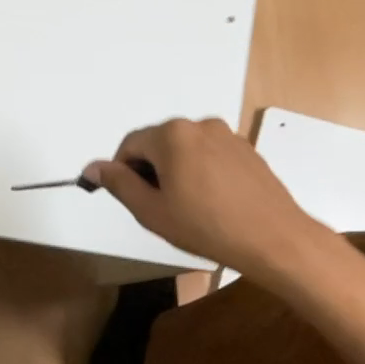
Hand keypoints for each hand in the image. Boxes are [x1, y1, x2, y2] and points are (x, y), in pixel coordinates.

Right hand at [84, 118, 324, 276]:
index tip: (130, 199)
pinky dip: (200, 172)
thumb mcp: (150, 210)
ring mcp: (228, 135)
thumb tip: (92, 168)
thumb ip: (118, 184)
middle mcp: (200, 125)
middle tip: (157, 207)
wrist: (272, 238)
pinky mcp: (246, 150)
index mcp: (172, 135)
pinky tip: (210, 203)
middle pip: (159, 143)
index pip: (130, 145)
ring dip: (175, 172)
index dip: (121, 171)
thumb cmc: (204, 226)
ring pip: (185, 149)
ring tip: (185, 207)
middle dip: (150, 170)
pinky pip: (210, 155)